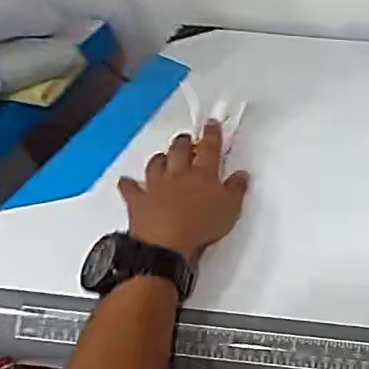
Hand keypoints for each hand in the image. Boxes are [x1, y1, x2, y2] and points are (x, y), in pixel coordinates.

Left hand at [119, 122, 248, 262]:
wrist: (167, 242)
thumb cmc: (200, 225)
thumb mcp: (231, 209)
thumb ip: (236, 189)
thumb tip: (241, 176)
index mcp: (203, 174)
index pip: (209, 147)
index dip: (212, 134)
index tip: (212, 125)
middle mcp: (178, 175)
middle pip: (180, 150)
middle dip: (184, 141)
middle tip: (187, 138)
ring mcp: (156, 186)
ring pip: (157, 164)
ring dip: (161, 158)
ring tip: (164, 155)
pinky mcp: (139, 201)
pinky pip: (131, 188)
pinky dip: (129, 183)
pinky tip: (127, 181)